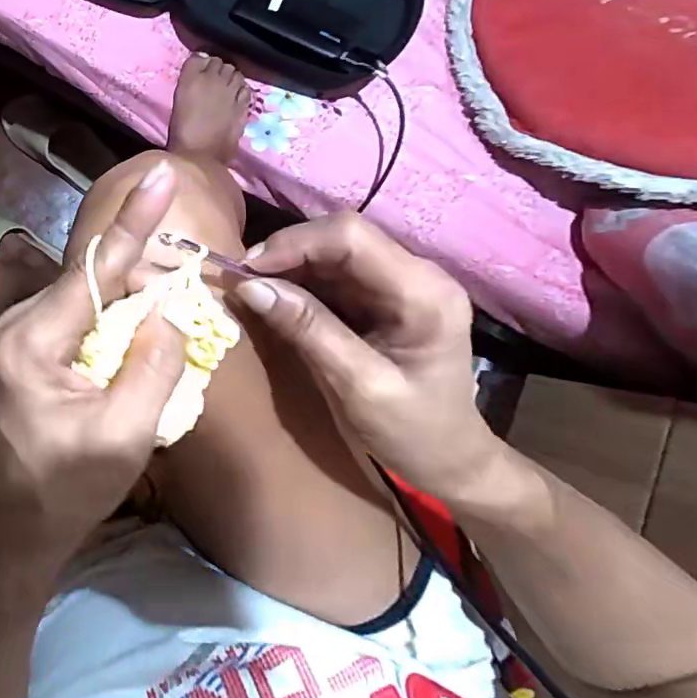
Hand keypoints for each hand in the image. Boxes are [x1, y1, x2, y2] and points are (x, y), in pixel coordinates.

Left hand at [0, 161, 187, 571]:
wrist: (12, 522)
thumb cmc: (65, 489)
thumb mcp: (123, 438)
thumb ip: (153, 369)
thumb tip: (170, 312)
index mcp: (34, 340)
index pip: (93, 268)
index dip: (134, 222)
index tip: (162, 174)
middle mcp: (23, 321)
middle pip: (97, 274)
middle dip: (147, 268)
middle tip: (190, 285)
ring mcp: (26, 328)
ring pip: (94, 289)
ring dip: (137, 293)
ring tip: (173, 315)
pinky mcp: (37, 340)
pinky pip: (88, 309)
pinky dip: (122, 311)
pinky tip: (146, 328)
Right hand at [233, 213, 508, 503]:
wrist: (450, 460)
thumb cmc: (413, 432)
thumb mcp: (357, 387)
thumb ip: (308, 330)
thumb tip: (250, 286)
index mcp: (423, 292)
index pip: (352, 236)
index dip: (295, 242)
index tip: (249, 269)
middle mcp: (418, 273)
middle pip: (342, 236)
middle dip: (288, 252)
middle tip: (245, 281)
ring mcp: (402, 281)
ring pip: (334, 250)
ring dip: (290, 265)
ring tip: (255, 289)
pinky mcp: (384, 293)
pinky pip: (335, 271)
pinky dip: (301, 280)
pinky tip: (279, 298)